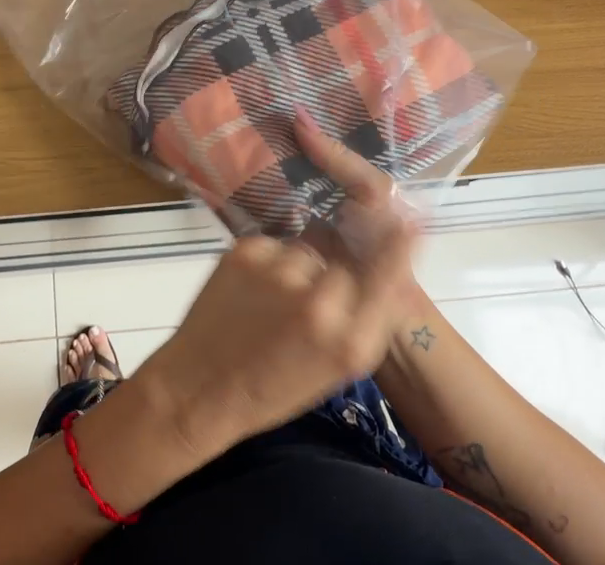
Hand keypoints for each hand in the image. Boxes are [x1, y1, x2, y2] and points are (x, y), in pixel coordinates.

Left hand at [131, 115, 417, 455]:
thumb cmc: (273, 388)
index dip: (398, 238)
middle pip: (347, 251)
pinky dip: (269, 260)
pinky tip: (251, 290)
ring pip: (308, 244)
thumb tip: (394, 267)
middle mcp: (321, 303)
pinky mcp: (245, 252)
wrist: (199, 389)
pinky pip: (274, 243)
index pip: (391, 269)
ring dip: (301, 260)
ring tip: (274, 296)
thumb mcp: (335, 368)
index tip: (406, 216)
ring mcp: (280, 273)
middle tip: (313, 284)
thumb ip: (368, 320)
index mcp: (351, 342)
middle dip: (337, 259)